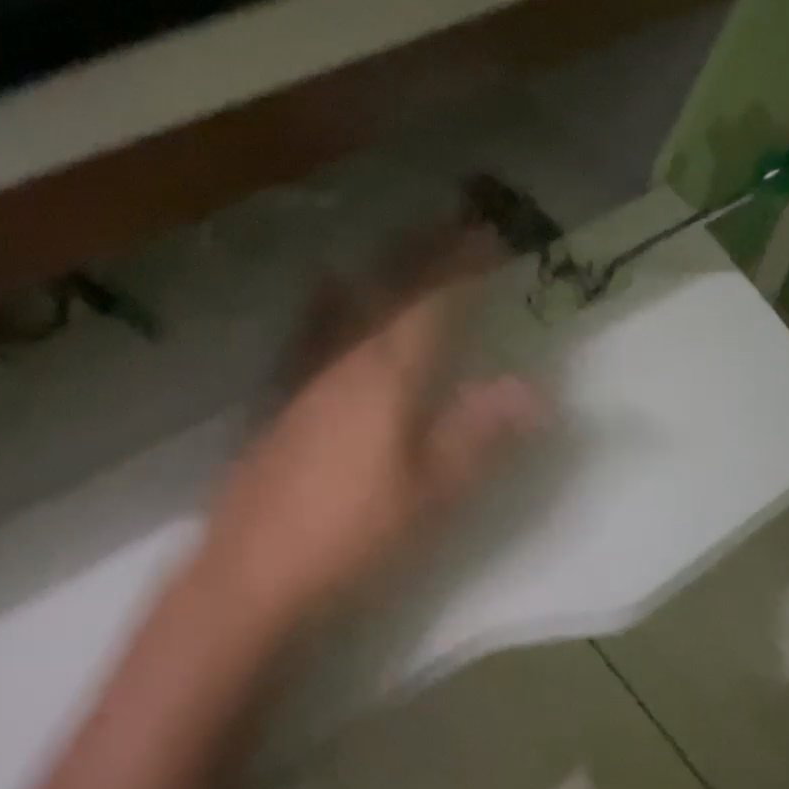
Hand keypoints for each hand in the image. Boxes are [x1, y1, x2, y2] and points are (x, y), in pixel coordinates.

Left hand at [190, 238, 547, 624]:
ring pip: (346, 303)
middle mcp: (343, 360)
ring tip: (397, 242)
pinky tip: (323, 292)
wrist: (253, 570)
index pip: (434, 301)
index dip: (464, 264)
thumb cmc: (351, 534)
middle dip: (422, 251)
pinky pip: (308, 331)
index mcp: (387, 375)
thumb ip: (479, 434)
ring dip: (378, 268)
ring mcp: (304, 377)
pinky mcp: (278, 401)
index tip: (491, 234)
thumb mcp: (430, 493)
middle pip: (387, 290)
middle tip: (450, 219)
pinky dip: (325, 302)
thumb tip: (535, 389)